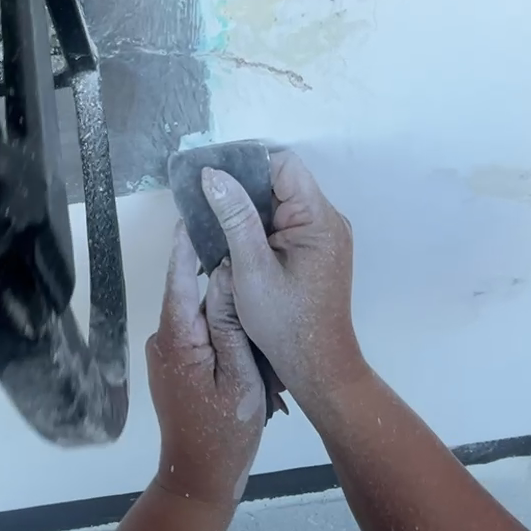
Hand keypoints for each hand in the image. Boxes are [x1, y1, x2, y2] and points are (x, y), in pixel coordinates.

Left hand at [146, 229, 264, 506]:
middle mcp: (163, 339)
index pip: (178, 278)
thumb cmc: (226, 431)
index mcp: (177, 338)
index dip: (185, 244)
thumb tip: (222, 272)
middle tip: (237, 237)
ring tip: (245, 272)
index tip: (195, 211)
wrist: (199, 478)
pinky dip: (211, 318)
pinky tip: (237, 316)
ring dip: (213, 297)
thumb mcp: (240, 376)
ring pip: (192, 311)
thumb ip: (229, 322)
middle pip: (185, 291)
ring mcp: (166, 352)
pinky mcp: (173, 363)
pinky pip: (193, 329)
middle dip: (207, 266)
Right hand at [202, 151, 365, 402]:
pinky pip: (283, 221)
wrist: (317, 367)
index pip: (283, 165)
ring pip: (278, 201)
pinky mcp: (314, 249)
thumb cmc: (285, 322)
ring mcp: (322, 235)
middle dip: (242, 185)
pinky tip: (232, 236)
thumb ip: (234, 217)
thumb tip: (212, 174)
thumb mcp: (251, 268)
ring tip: (213, 215)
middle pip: (280, 181)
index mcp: (318, 218)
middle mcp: (326, 219)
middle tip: (205, 195)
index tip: (211, 174)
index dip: (247, 163)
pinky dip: (257, 224)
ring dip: (248, 207)